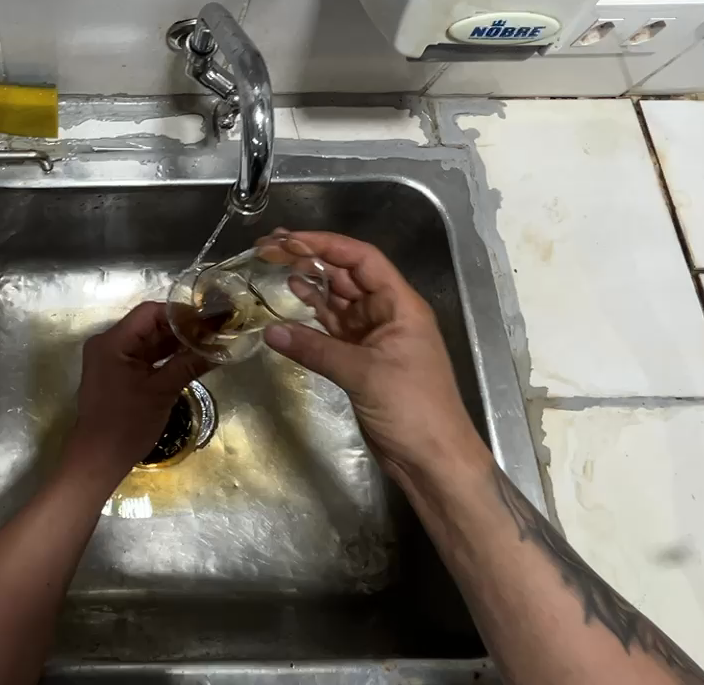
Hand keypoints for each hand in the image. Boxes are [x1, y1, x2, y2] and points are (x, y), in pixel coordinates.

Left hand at [62, 301, 209, 484]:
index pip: (149, 313)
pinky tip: (188, 359)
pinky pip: (142, 357)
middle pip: (148, 325)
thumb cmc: (127, 423)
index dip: (180, 314)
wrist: (98, 458)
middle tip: (213, 332)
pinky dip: (163, 358)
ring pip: (147, 342)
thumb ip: (188, 364)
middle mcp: (108, 344)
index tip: (207, 320)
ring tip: (206, 344)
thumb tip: (220, 350)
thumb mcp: (162, 392)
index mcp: (113, 341)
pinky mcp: (116, 373)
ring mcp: (111, 359)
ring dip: (174, 344)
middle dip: (180, 329)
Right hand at [261, 230, 485, 478]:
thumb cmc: (414, 410)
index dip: (325, 244)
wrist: (434, 462)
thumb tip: (270, 331)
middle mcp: (386, 313)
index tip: (288, 240)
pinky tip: (289, 302)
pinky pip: (330, 326)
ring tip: (273, 266)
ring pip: (336, 298)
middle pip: (346, 274)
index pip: (361, 259)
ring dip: (308, 282)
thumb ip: (315, 349)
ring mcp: (372, 336)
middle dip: (310, 258)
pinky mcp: (360, 358)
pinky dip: (310, 314)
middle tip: (270, 248)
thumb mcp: (364, 374)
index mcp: (399, 305)